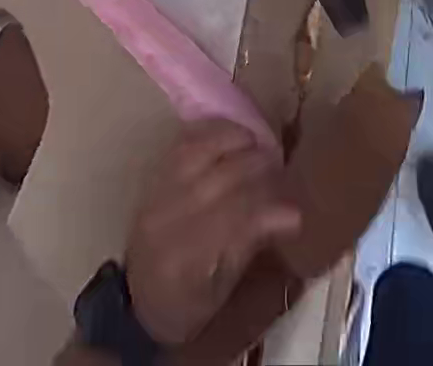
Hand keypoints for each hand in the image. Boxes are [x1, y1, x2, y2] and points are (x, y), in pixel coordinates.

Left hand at [125, 121, 300, 344]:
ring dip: (235, 140)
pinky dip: (213, 131)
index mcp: (185, 258)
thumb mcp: (221, 289)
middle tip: (282, 168)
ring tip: (259, 143)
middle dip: (259, 167)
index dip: (269, 208)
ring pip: (200, 151)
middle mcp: (167, 221)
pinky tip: (234, 134)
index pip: (234, 218)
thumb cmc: (187, 301)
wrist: (137, 301)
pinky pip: (184, 142)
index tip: (295, 209)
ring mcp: (157, 195)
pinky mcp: (154, 179)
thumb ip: (252, 244)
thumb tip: (293, 214)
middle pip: (220, 178)